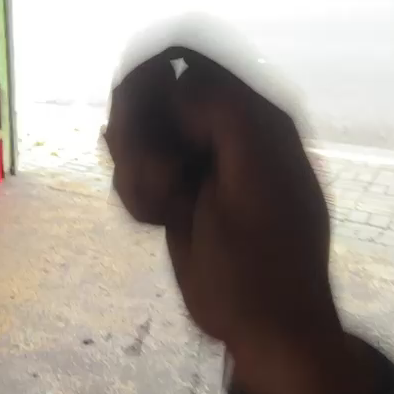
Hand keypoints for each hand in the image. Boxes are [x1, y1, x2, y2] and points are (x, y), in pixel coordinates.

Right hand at [105, 48, 372, 393]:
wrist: (260, 326)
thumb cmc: (263, 261)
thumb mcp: (254, 180)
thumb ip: (223, 115)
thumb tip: (176, 82)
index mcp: (252, 117)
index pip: (183, 67)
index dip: (153, 93)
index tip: (144, 137)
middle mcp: (218, 128)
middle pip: (146, 96)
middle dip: (137, 141)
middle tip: (158, 184)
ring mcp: (192, 157)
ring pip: (131, 133)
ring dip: (134, 174)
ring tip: (159, 210)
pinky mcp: (171, 185)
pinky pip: (129, 167)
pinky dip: (134, 193)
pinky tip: (156, 219)